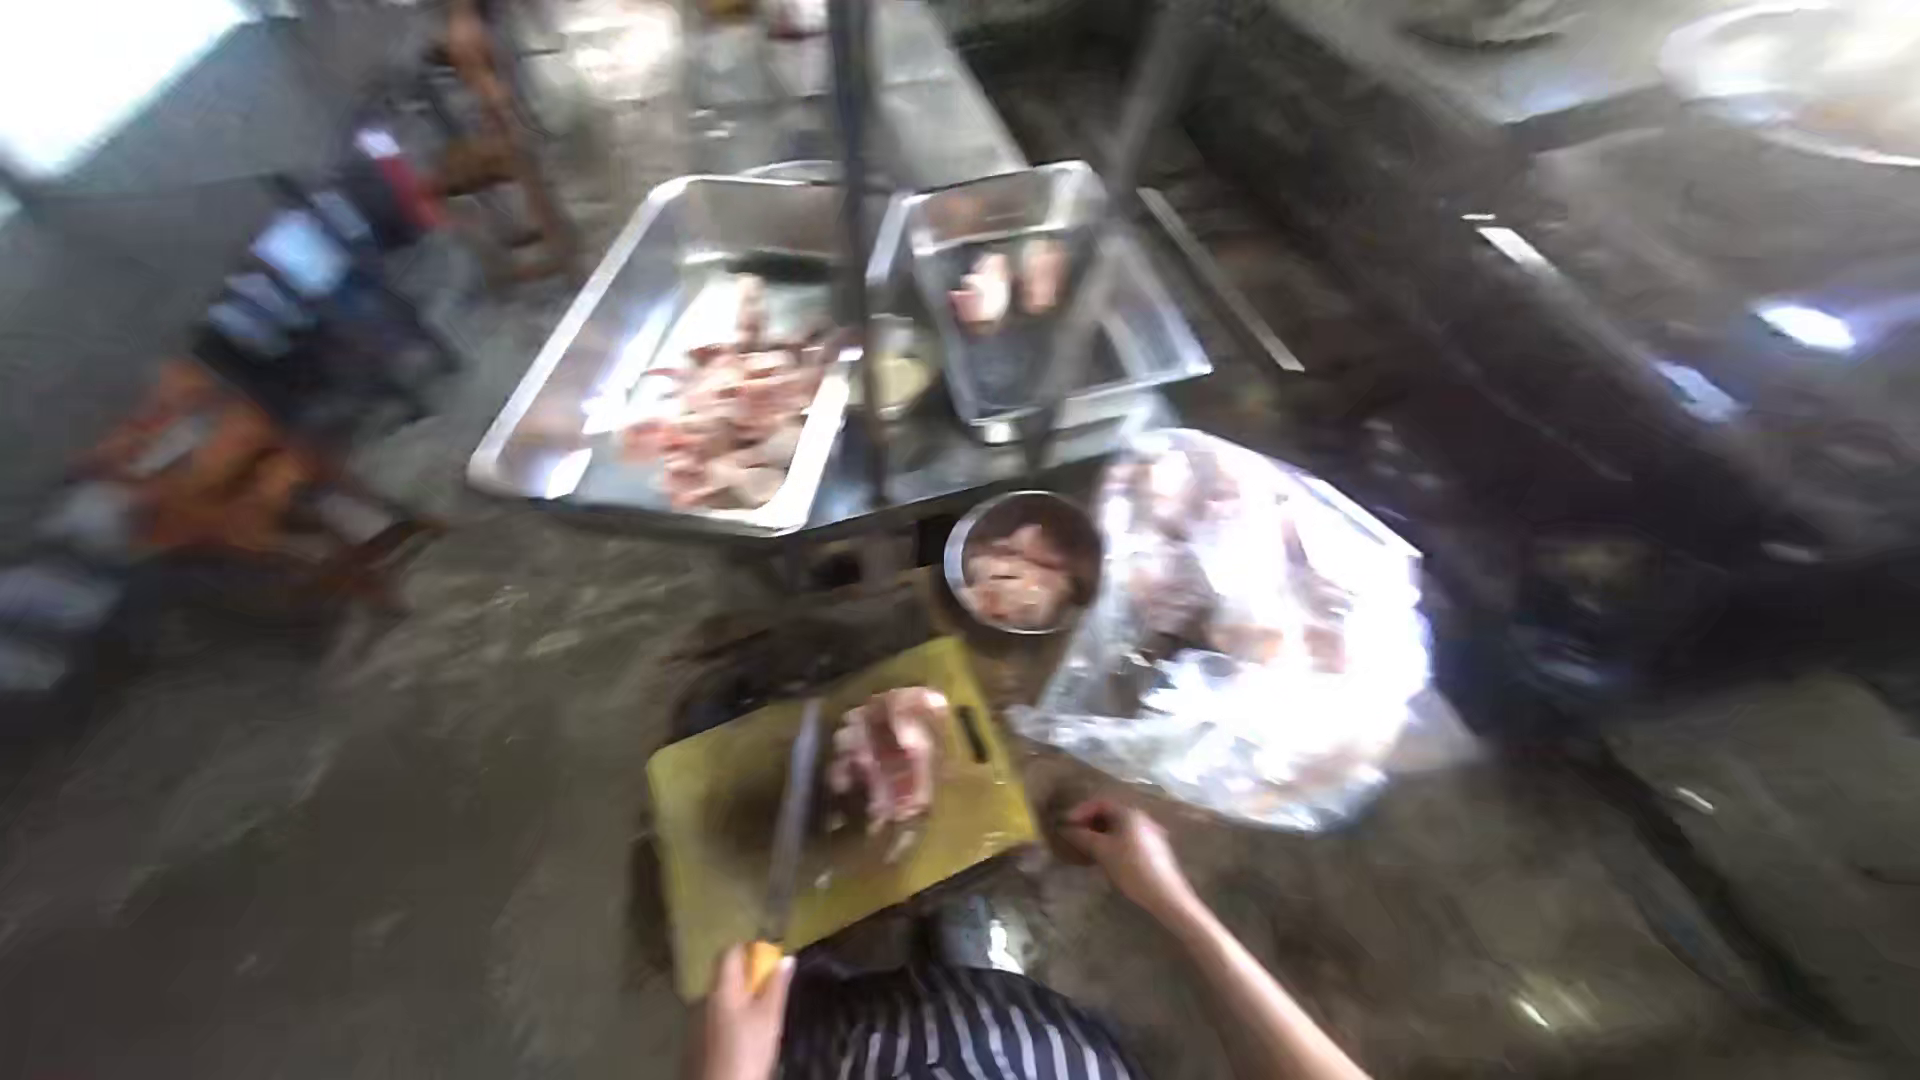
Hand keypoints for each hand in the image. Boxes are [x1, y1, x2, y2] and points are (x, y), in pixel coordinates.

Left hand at [698, 944, 793, 1079]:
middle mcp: (704, 1000)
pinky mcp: (693, 1046)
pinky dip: (727, 1021)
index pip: (730, 951)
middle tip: (767, 992)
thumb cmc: (747, 1051)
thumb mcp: (770, 1017)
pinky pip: (712, 1020)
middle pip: (725, 976)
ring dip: (737, 1001)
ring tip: (757, 1018)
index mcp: (721, 988)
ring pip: (720, 1000)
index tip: (766, 959)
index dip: (748, 949)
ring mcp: (695, 1024)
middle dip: (747, 979)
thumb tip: (786, 958)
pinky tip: (740, 1039)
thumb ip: (777, 984)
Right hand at [1061, 797, 1198, 920]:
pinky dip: (1113, 842)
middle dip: (1090, 823)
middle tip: (1076, 835)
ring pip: (1119, 827)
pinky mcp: (1154, 849)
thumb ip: (1083, 837)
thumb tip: (1066, 829)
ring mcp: (1150, 833)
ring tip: (1088, 848)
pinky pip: (1128, 838)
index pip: (1100, 803)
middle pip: (1110, 813)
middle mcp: (1141, 818)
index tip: (1067, 823)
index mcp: (1129, 813)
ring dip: (1101, 834)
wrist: (1167, 897)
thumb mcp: (1103, 851)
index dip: (1080, 811)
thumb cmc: (1132, 868)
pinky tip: (1107, 857)